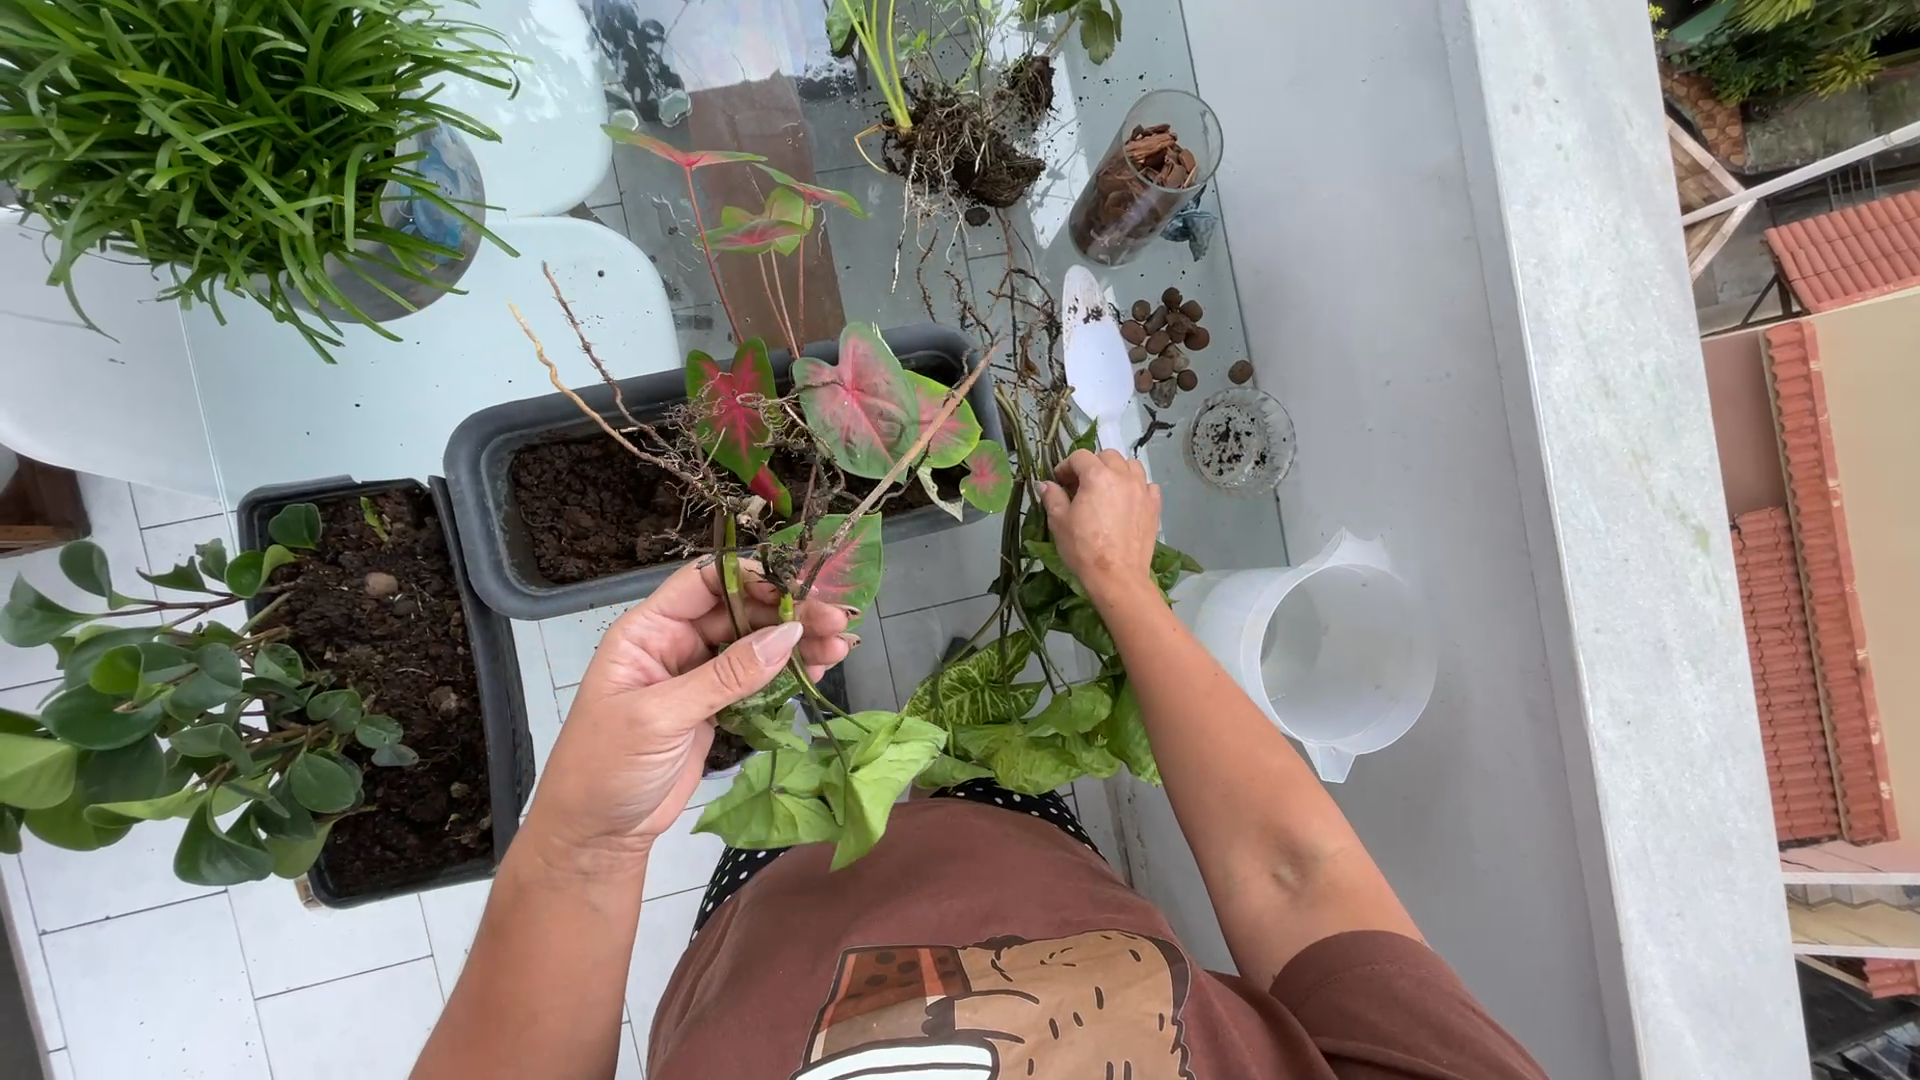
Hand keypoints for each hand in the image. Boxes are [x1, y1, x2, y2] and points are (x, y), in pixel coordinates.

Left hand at [522, 560, 851, 874]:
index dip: (750, 579)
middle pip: (742, 612)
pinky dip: (791, 673)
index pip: (704, 583)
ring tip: (840, 648)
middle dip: (790, 614)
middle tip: (837, 621)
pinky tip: (819, 670)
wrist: (598, 836)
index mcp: (649, 631)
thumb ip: (726, 675)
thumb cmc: (605, 768)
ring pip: (758, 644)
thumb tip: (788, 635)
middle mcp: (677, 643)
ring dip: (799, 643)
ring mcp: (701, 675)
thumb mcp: (661, 717)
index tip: (795, 590)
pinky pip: (761, 679)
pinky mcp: (719, 705)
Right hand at [1037, 449, 1161, 608]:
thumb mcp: (1059, 522)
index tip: (1059, 482)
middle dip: (1092, 465)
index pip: (1080, 457)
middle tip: (1081, 485)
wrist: (1117, 576)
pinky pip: (1147, 485)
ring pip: (1131, 466)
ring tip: (1106, 488)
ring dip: (1116, 471)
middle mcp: (1122, 476)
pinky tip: (1127, 500)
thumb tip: (1045, 484)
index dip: (1066, 466)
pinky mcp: (1154, 506)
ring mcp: (1142, 490)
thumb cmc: (1084, 548)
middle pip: (1108, 456)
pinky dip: (1136, 486)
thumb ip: (1052, 497)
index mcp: (1097, 476)